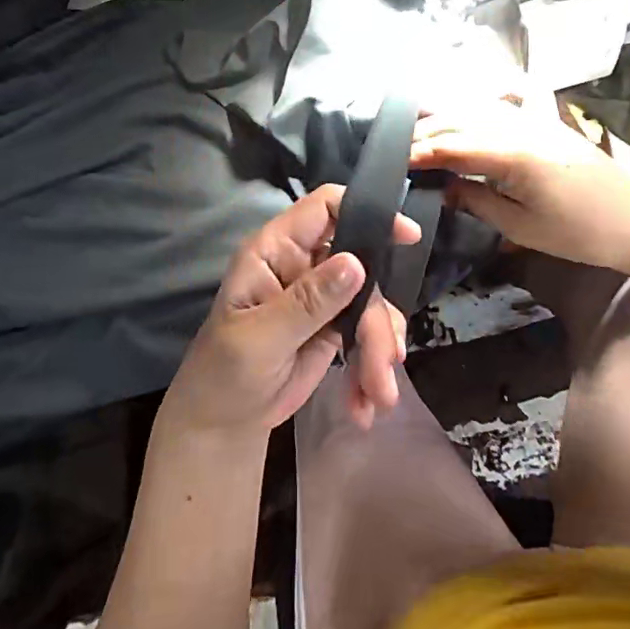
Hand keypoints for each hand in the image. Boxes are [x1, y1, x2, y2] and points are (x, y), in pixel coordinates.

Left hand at [161, 186, 420, 438]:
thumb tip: (355, 262)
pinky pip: (369, 333)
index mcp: (274, 251)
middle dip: (376, 316)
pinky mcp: (335, 327)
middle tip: (384, 359)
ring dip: (379, 348)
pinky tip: (365, 403)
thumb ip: (308, 302)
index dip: (364, 210)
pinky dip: (374, 365)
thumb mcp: (261, 338)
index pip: (322, 208)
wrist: (224, 420)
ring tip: (377, 393)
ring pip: (370, 303)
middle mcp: (301, 265)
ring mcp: (321, 296)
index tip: (405, 234)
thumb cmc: (224, 371)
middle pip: (361, 263)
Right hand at [410, 99, 629, 274]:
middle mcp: (521, 127)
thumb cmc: (580, 232)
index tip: (392, 161)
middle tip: (395, 149)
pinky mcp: (545, 123)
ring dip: (444, 118)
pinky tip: (461, 110)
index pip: (453, 147)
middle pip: (460, 121)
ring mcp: (535, 121)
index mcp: (514, 154)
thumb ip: (475, 201)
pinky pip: (500, 105)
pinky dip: (472, 107)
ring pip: (477, 109)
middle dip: (425, 132)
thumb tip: (441, 189)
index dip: (419, 153)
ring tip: (417, 132)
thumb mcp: (521, 227)